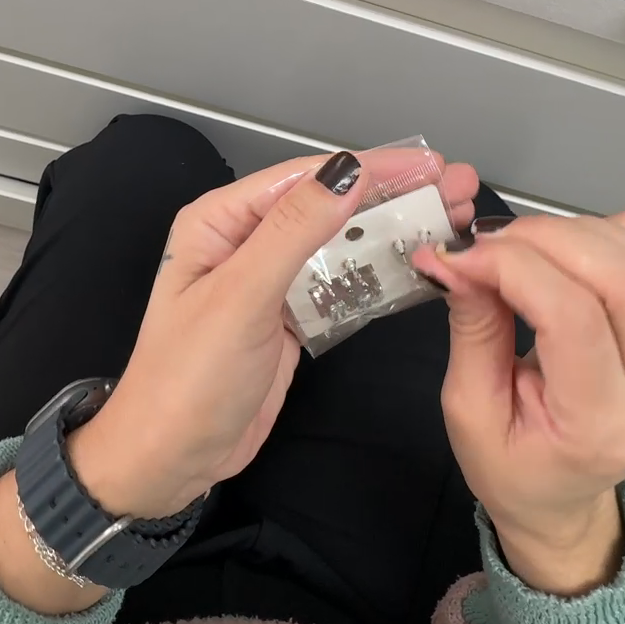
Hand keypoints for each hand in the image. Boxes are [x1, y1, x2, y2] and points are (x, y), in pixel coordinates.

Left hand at [73, 149, 480, 519]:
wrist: (171, 459)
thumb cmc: (190, 377)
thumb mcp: (240, 297)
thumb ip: (293, 231)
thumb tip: (346, 171)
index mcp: (221, 220)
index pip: (304, 178)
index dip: (368, 167)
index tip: (427, 164)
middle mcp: (247, 239)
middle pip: (328, 205)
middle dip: (390, 194)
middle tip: (453, 186)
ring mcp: (271, 278)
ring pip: (339, 242)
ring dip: (392, 231)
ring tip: (450, 218)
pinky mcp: (291, 314)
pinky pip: (340, 283)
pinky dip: (378, 274)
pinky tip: (419, 263)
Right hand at [412, 213, 624, 596]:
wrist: (561, 498)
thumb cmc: (509, 465)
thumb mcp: (467, 409)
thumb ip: (471, 328)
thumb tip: (454, 257)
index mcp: (599, 426)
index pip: (572, 318)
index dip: (511, 267)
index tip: (459, 256)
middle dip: (550, 238)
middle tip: (494, 243)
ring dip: (582, 232)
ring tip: (528, 246)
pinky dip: (623, 234)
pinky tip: (577, 247)